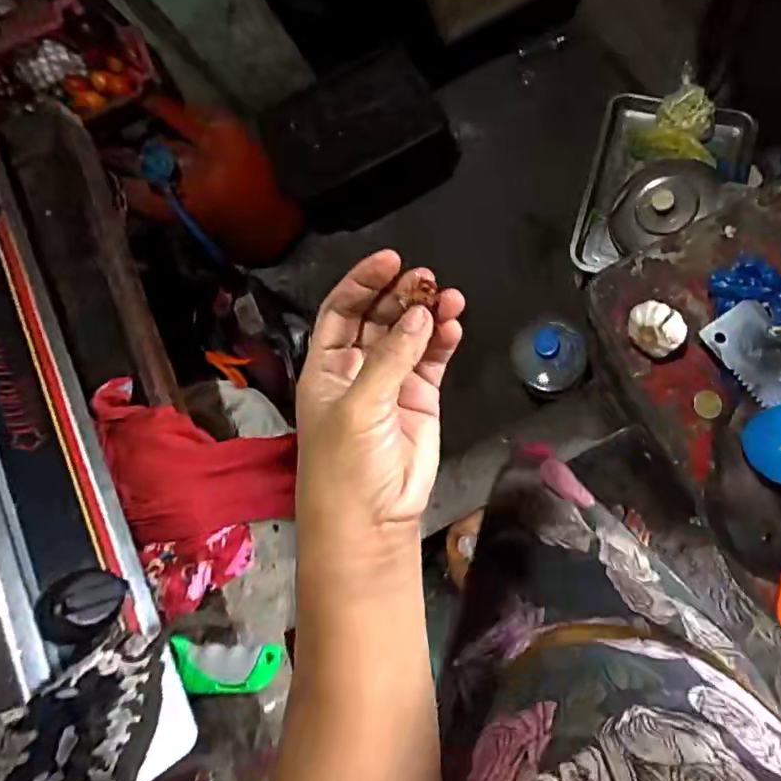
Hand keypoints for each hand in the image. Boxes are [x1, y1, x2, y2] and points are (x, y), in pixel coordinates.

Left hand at [296, 251, 464, 551]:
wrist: (372, 519)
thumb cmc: (344, 467)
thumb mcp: (358, 407)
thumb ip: (391, 358)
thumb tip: (419, 316)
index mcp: (327, 366)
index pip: (342, 310)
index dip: (363, 282)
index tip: (389, 261)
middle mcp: (359, 369)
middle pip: (380, 316)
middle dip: (401, 294)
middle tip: (426, 277)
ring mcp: (393, 383)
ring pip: (411, 335)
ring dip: (428, 313)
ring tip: (449, 296)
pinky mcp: (422, 399)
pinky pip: (434, 360)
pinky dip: (444, 341)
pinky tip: (453, 326)